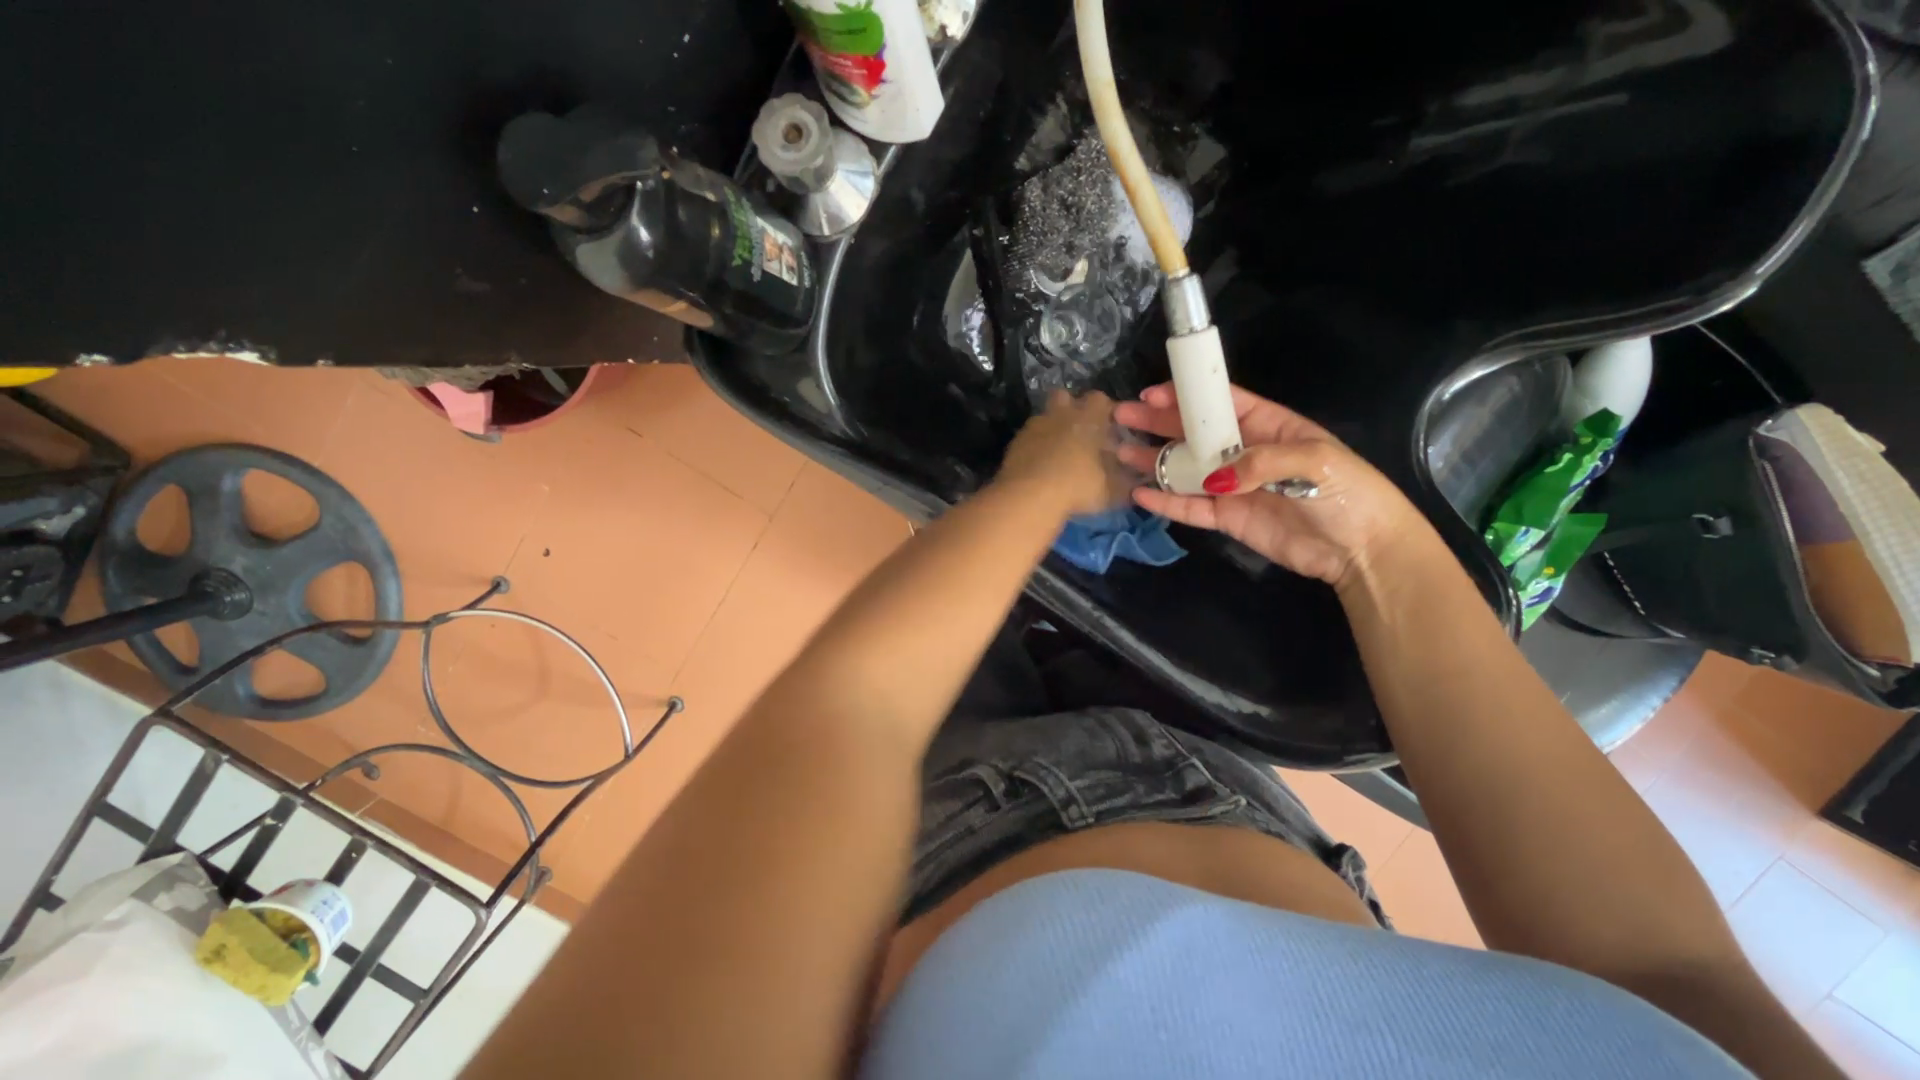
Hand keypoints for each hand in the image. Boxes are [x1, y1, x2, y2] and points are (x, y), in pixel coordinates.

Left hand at [997, 390, 1123, 516]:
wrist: (1028, 497)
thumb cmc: (1078, 487)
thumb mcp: (1112, 491)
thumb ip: (1126, 482)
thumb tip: (1137, 480)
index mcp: (1087, 418)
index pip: (1099, 398)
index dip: (1104, 409)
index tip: (1109, 426)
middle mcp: (1059, 415)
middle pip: (1064, 396)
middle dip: (1071, 408)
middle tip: (1079, 431)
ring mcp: (1033, 427)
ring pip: (1043, 417)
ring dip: (1051, 429)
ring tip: (1057, 453)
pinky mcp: (1014, 443)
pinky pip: (1028, 438)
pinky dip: (1034, 447)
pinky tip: (1038, 466)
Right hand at [1114, 383, 1426, 587]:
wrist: (1361, 549)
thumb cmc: (1347, 493)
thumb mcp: (1313, 462)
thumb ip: (1259, 462)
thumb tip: (1212, 478)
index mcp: (1270, 426)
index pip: (1221, 403)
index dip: (1186, 395)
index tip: (1152, 394)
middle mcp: (1245, 451)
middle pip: (1194, 432)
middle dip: (1158, 423)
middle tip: (1122, 417)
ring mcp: (1234, 486)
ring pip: (1186, 469)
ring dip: (1155, 461)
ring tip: (1121, 453)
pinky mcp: (1229, 519)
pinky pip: (1191, 508)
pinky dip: (1166, 501)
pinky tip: (1141, 493)